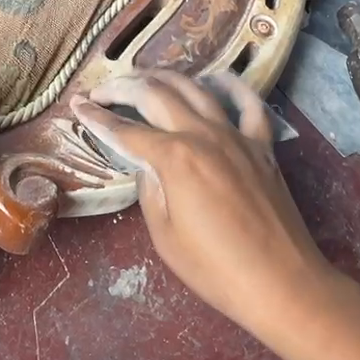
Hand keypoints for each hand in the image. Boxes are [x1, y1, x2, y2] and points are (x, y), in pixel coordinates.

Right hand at [69, 70, 336, 343]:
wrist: (281, 283)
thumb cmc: (215, 268)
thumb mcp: (164, 235)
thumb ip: (148, 189)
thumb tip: (144, 163)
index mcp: (174, 158)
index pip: (125, 130)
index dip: (96, 117)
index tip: (77, 105)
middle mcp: (202, 135)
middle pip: (155, 94)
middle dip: (122, 87)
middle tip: (101, 89)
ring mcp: (236, 136)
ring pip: (196, 89)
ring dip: (165, 76)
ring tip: (144, 76)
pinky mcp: (262, 146)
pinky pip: (248, 105)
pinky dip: (231, 85)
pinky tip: (216, 77)